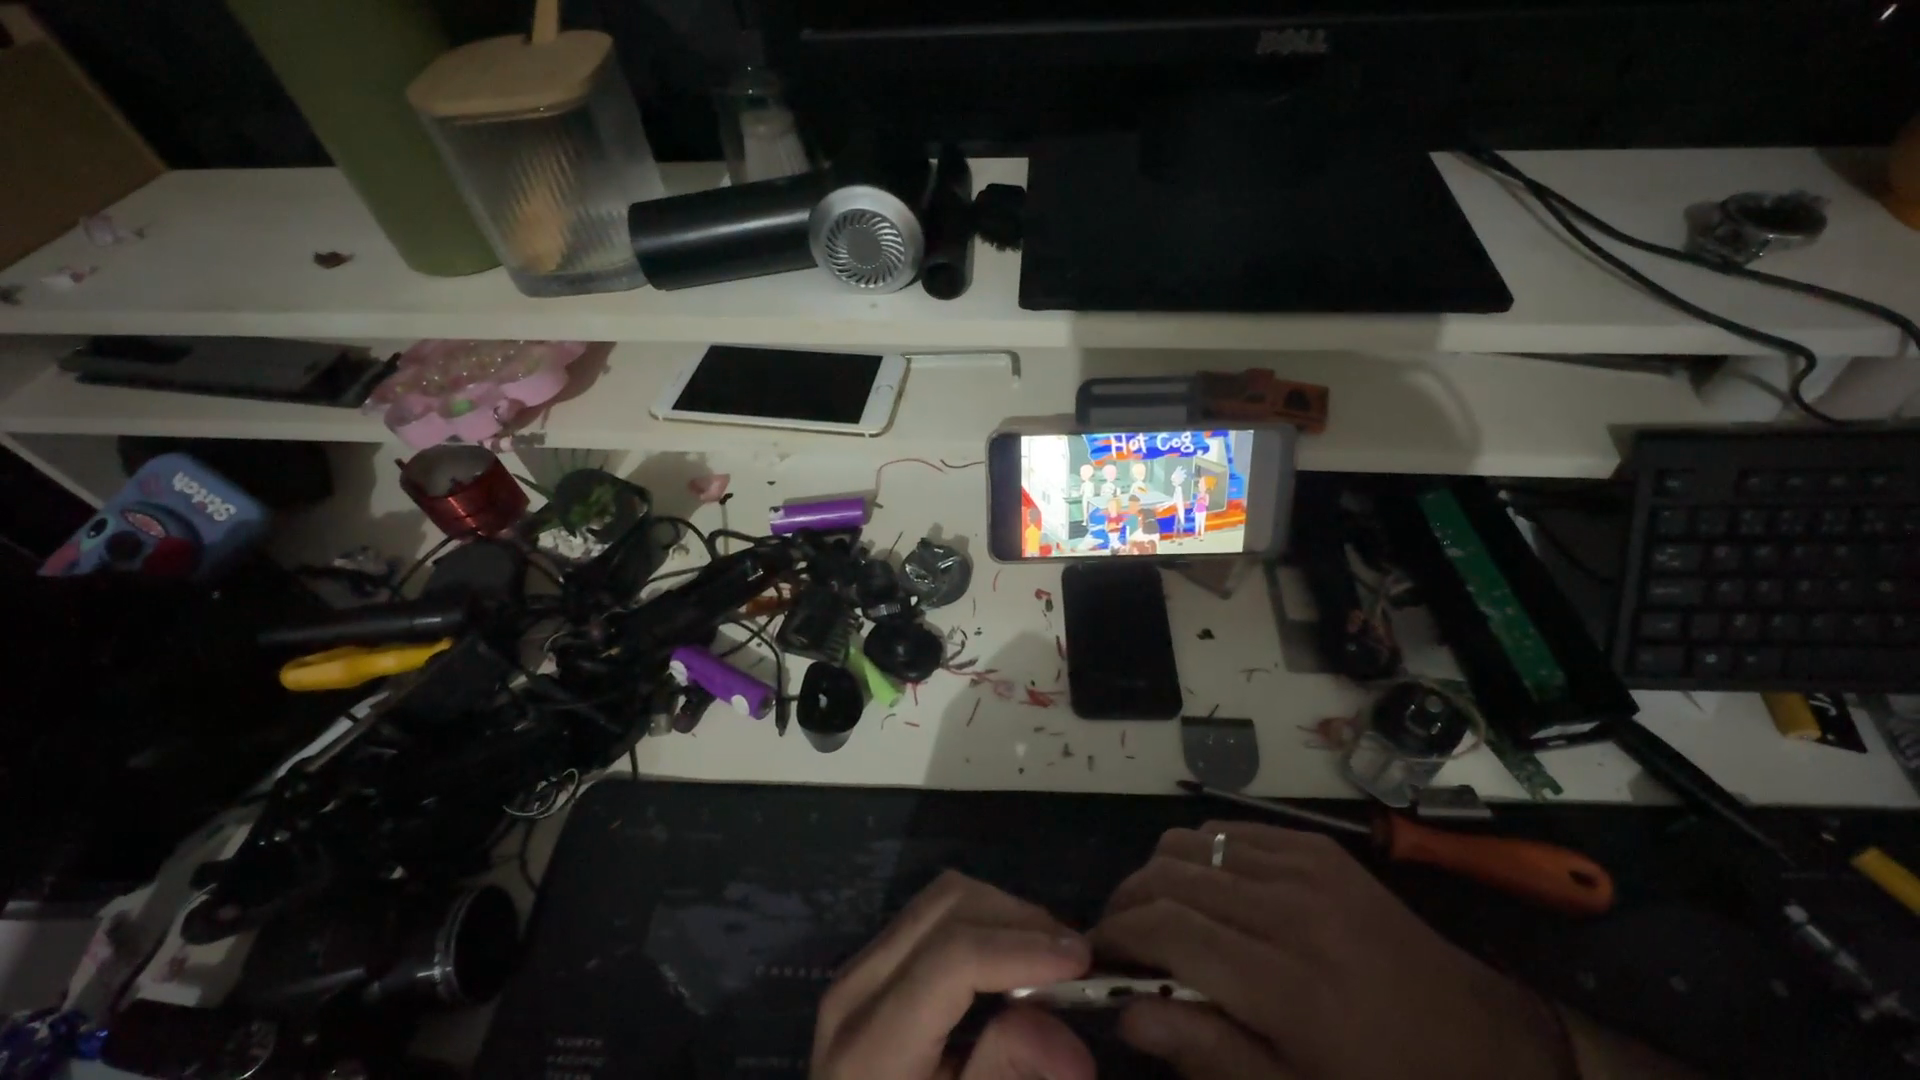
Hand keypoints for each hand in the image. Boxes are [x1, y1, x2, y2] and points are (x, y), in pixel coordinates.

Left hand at [813, 871, 1095, 1079]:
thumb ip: (1007, 1078)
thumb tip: (1073, 1043)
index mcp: (871, 1046)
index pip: (952, 959)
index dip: (1022, 950)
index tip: (1084, 962)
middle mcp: (855, 988)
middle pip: (948, 907)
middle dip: (1020, 921)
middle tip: (1075, 962)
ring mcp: (858, 969)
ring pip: (942, 897)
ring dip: (1004, 916)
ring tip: (1050, 959)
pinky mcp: (870, 965)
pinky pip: (933, 914)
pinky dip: (983, 921)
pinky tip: (1015, 959)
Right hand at [1092, 822, 1576, 1079]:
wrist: (1481, 1041)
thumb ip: (1206, 1050)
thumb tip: (1124, 1010)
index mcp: (1285, 984)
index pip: (1167, 930)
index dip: (1117, 937)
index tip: (1096, 957)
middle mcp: (1289, 909)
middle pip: (1167, 876)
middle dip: (1126, 904)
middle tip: (1120, 941)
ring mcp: (1306, 867)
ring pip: (1189, 843)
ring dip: (1158, 875)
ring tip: (1160, 916)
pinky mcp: (1318, 847)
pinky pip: (1230, 830)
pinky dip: (1200, 854)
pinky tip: (1208, 892)